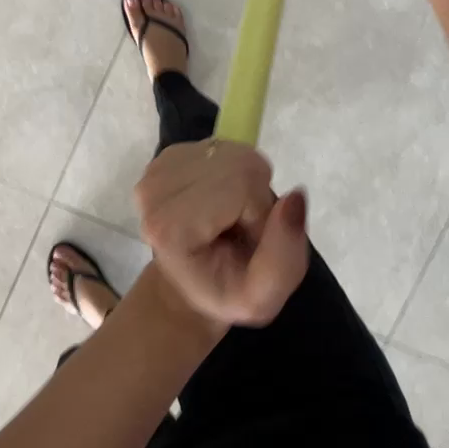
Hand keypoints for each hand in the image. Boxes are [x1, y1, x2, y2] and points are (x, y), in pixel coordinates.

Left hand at [135, 140, 309, 326]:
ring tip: (231, 216)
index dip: (260, 216)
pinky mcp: (168, 154)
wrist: (191, 281)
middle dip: (255, 197)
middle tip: (243, 229)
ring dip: (246, 183)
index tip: (249, 245)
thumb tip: (295, 196)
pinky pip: (224, 148)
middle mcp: (153, 191)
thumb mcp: (262, 299)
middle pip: (238, 164)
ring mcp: (158, 168)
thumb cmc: (225, 292)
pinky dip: (234, 171)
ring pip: (234, 152)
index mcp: (168, 228)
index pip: (242, 187)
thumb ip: (283, 257)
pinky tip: (220, 199)